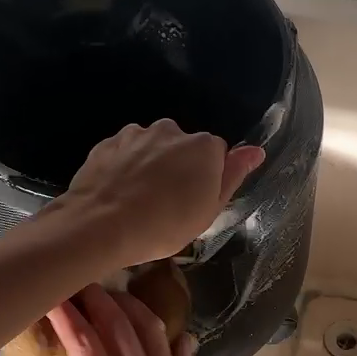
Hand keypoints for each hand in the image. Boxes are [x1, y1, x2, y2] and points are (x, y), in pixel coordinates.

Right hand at [40, 285, 213, 355]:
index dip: (67, 317)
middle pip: (119, 323)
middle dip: (96, 297)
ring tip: (110, 296)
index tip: (50, 296)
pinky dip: (165, 330)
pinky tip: (151, 326)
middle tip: (78, 283)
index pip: (86, 346)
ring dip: (128, 303)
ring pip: (149, 325)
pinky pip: (178, 344)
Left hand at [51, 120, 264, 265]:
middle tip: (166, 206)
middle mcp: (171, 129)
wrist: (100, 225)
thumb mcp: (208, 211)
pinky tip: (117, 195)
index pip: (216, 155)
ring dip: (150, 167)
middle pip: (183, 148)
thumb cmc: (164, 226)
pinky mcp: (107, 143)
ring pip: (152, 148)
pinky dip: (124, 169)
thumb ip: (232, 176)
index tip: (194, 203)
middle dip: (178, 169)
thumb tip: (256, 151)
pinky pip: (124, 154)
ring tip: (138, 202)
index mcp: (204, 146)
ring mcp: (136, 133)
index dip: (207, 180)